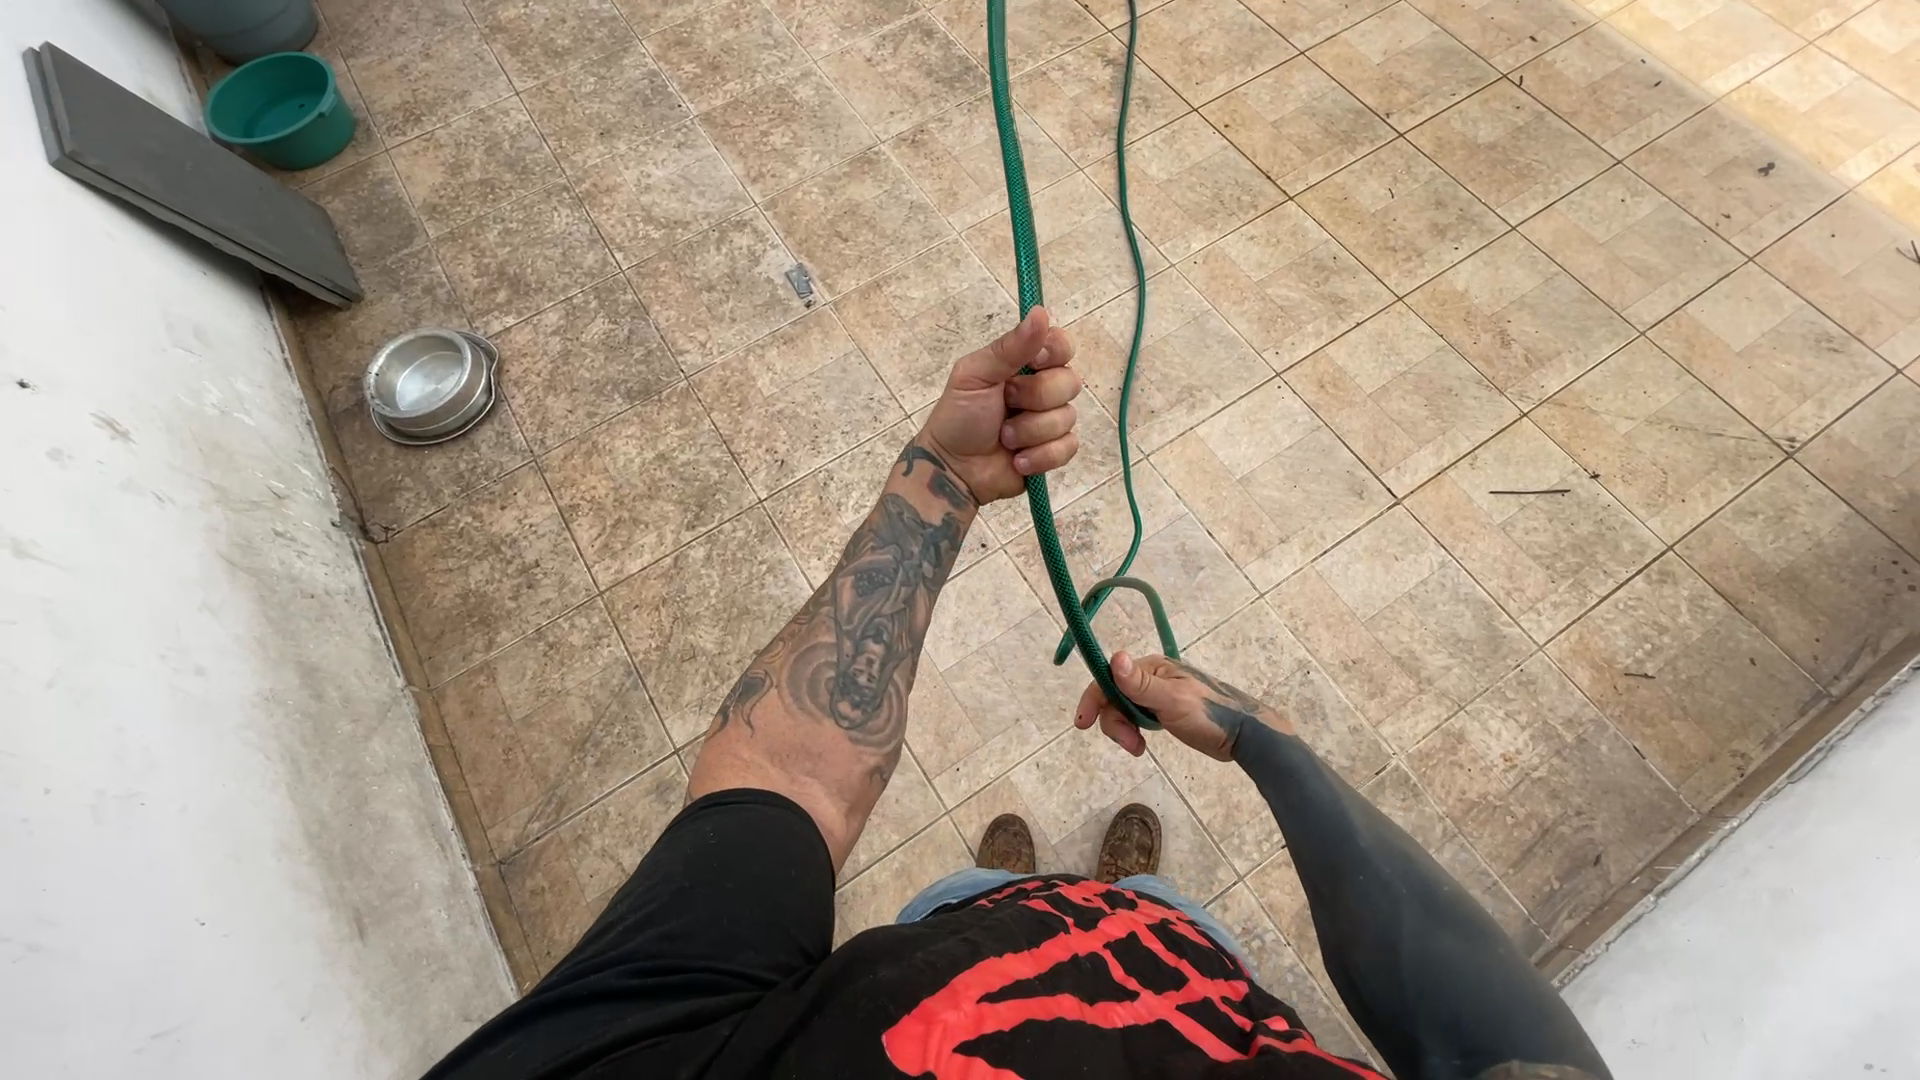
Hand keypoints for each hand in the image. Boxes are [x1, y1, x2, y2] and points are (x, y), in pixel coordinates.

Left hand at [918, 306, 1080, 504]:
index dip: (1055, 352)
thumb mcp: (976, 375)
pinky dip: (1041, 456)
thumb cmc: (958, 418)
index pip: (1062, 345)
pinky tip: (1018, 461)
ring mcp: (1050, 422)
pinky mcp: (1053, 452)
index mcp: (1024, 365)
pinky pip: (1068, 447)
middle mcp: (1042, 390)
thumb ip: (1010, 347)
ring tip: (1004, 439)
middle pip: (1070, 382)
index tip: (1035, 362)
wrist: (953, 469)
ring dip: (1030, 431)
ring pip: (1067, 418)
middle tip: (1005, 405)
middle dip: (1034, 398)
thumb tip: (1041, 312)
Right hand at [1074, 652, 1294, 760]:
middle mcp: (1150, 677)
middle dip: (1114, 723)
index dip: (1092, 699)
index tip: (1083, 724)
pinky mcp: (1163, 712)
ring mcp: (1156, 695)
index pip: (1109, 679)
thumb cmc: (1210, 715)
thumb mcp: (1172, 700)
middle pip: (1113, 698)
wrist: (1244, 736)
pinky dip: (1133, 733)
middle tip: (1130, 745)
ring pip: (1122, 711)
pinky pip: (1135, 719)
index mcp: (1151, 667)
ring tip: (1138, 749)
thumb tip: (1114, 657)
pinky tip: (1142, 746)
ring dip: (1123, 730)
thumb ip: (1140, 684)